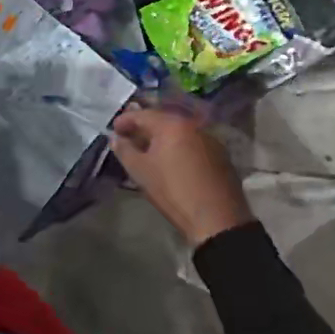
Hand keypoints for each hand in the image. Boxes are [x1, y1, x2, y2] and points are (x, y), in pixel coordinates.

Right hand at [110, 108, 253, 245]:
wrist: (216, 218)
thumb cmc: (172, 190)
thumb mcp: (140, 171)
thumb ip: (124, 150)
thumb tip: (115, 138)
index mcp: (171, 125)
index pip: (142, 115)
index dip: (124, 121)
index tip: (113, 130)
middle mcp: (193, 125)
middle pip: (162, 120)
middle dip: (144, 127)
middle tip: (129, 137)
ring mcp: (210, 139)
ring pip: (179, 131)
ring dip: (162, 137)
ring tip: (149, 149)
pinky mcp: (220, 155)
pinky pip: (192, 142)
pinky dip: (178, 145)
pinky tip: (172, 159)